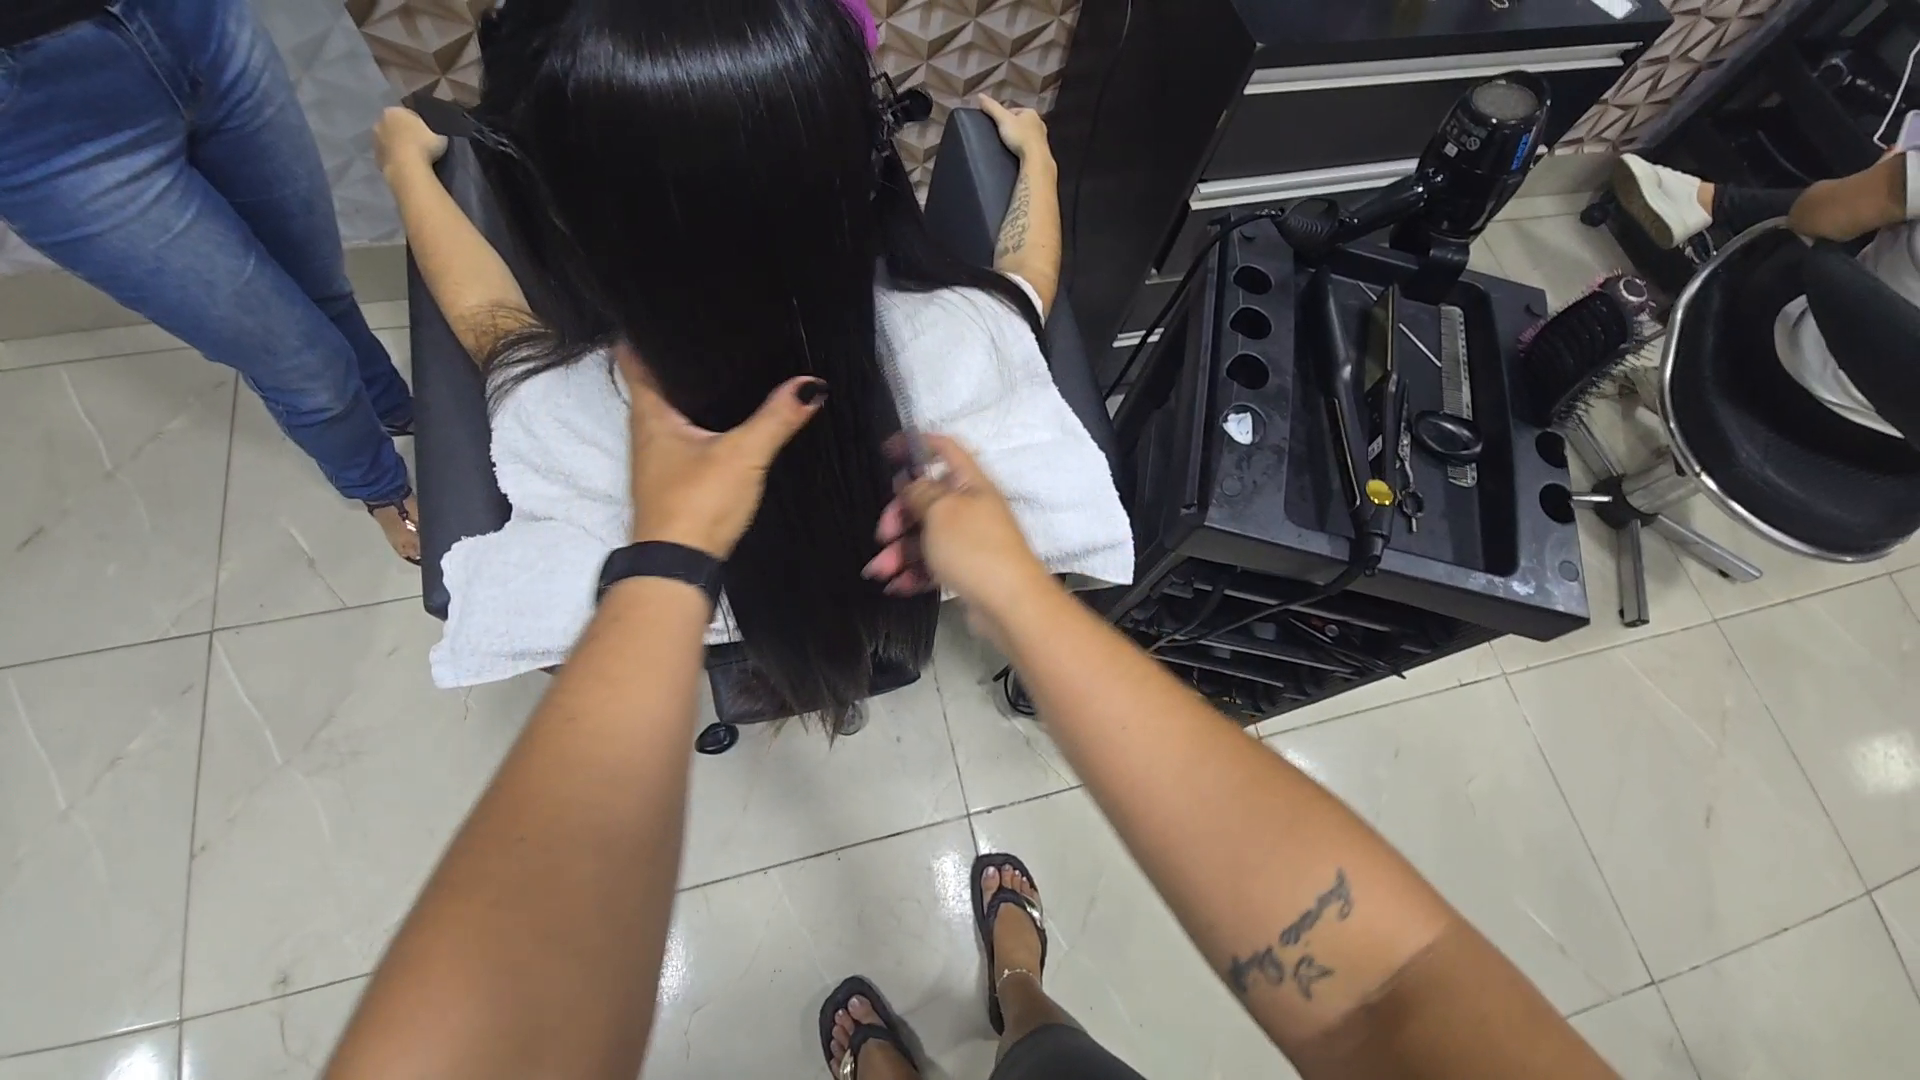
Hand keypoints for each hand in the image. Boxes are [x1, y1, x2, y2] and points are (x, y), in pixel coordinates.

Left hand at [373, 106, 448, 175]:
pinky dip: (395, 158)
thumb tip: (436, 136)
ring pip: (389, 139)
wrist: (407, 168)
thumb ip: (435, 132)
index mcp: (395, 111)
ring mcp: (375, 139)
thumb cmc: (424, 147)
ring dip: (398, 145)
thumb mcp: (440, 137)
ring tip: (412, 156)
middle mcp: (380, 121)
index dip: (419, 123)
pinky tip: (406, 165)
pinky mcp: (376, 156)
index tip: (428, 133)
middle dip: (404, 132)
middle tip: (420, 144)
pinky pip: (388, 154)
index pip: (409, 113)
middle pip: (395, 125)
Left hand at [616, 344, 825, 558]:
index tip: (670, 313)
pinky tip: (731, 424)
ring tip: (730, 370)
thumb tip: (812, 385)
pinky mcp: (674, 483)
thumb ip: (776, 418)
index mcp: (650, 414)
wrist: (678, 567)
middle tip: (716, 336)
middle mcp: (646, 432)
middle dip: (682, 363)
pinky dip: (704, 426)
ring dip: (694, 396)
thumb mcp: (743, 455)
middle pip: (658, 385)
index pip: (635, 359)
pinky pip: (688, 440)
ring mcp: (657, 460)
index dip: (647, 332)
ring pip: (674, 415)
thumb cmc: (698, 501)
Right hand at [862, 435, 1051, 615]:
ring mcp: (969, 541)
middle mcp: (971, 508)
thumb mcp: (941, 512)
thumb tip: (910, 481)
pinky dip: (913, 573)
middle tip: (884, 534)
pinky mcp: (965, 570)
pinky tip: (895, 586)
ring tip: (879, 572)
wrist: (1011, 605)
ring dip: (899, 552)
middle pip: (926, 500)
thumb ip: (920, 492)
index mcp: (970, 484)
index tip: (888, 451)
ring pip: (925, 537)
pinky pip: (933, 564)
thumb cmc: (976, 550)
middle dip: (898, 516)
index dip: (916, 444)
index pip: (944, 450)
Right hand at [977, 94, 1049, 161]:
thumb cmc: (1019, 136)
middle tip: (1001, 136)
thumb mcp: (1003, 120)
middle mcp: (1038, 121)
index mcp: (1030, 111)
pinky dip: (1024, 147)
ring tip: (1009, 145)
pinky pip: (1030, 145)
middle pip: (1020, 122)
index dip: (1003, 116)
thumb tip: (979, 95)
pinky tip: (1018, 153)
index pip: (1013, 110)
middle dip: (1012, 127)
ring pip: (1026, 133)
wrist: (1036, 158)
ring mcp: (1042, 136)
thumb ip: (992, 107)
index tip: (996, 125)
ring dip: (1019, 137)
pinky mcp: (1042, 149)